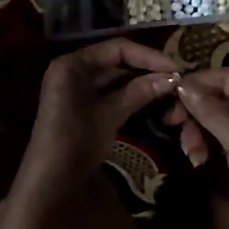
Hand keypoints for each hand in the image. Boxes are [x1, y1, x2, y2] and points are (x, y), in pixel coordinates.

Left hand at [17, 38, 181, 196]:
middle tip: (178, 80)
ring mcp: (73, 88)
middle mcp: (71, 70)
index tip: (176, 69)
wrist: (51, 179)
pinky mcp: (79, 105)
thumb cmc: (76, 142)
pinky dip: (127, 95)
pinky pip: (107, 92)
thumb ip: (138, 92)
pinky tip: (151, 100)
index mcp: (72, 65)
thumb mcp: (109, 115)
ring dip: (139, 83)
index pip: (116, 48)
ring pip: (113, 77)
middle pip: (115, 60)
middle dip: (145, 69)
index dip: (148, 56)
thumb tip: (173, 77)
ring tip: (170, 90)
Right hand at [166, 68, 228, 227]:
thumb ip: (211, 113)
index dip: (197, 83)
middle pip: (218, 94)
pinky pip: (218, 129)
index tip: (170, 97)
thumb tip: (181, 85)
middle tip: (172, 125)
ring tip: (192, 153)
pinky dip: (205, 141)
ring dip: (197, 130)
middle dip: (195, 112)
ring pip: (214, 113)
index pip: (228, 76)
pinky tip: (199, 158)